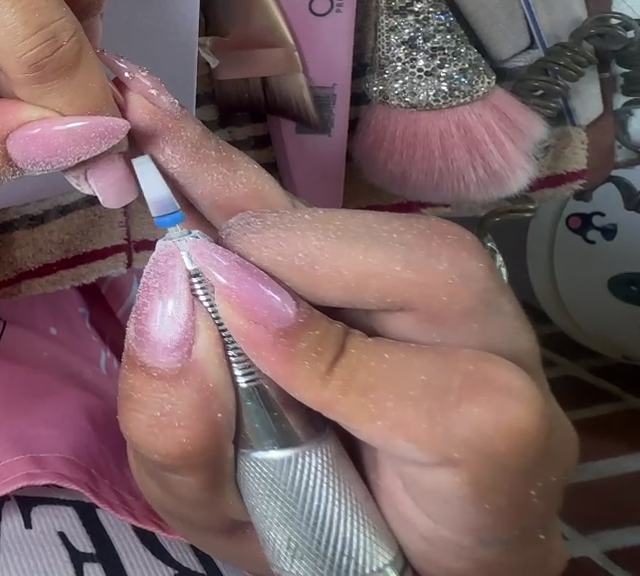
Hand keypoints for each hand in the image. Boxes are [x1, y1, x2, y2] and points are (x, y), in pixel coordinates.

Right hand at [109, 55, 575, 575]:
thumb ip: (182, 433)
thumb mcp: (209, 510)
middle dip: (289, 250)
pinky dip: (217, 161)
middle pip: (440, 277)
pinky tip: (150, 114)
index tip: (221, 312)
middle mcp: (491, 378)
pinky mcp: (371, 259)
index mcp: (481, 486)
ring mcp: (447, 312)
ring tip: (149, 161)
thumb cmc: (277, 525)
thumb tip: (162, 299)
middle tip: (185, 259)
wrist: (332, 508)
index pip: (461, 409)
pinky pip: (309, 201)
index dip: (336, 356)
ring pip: (388, 227)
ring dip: (248, 194)